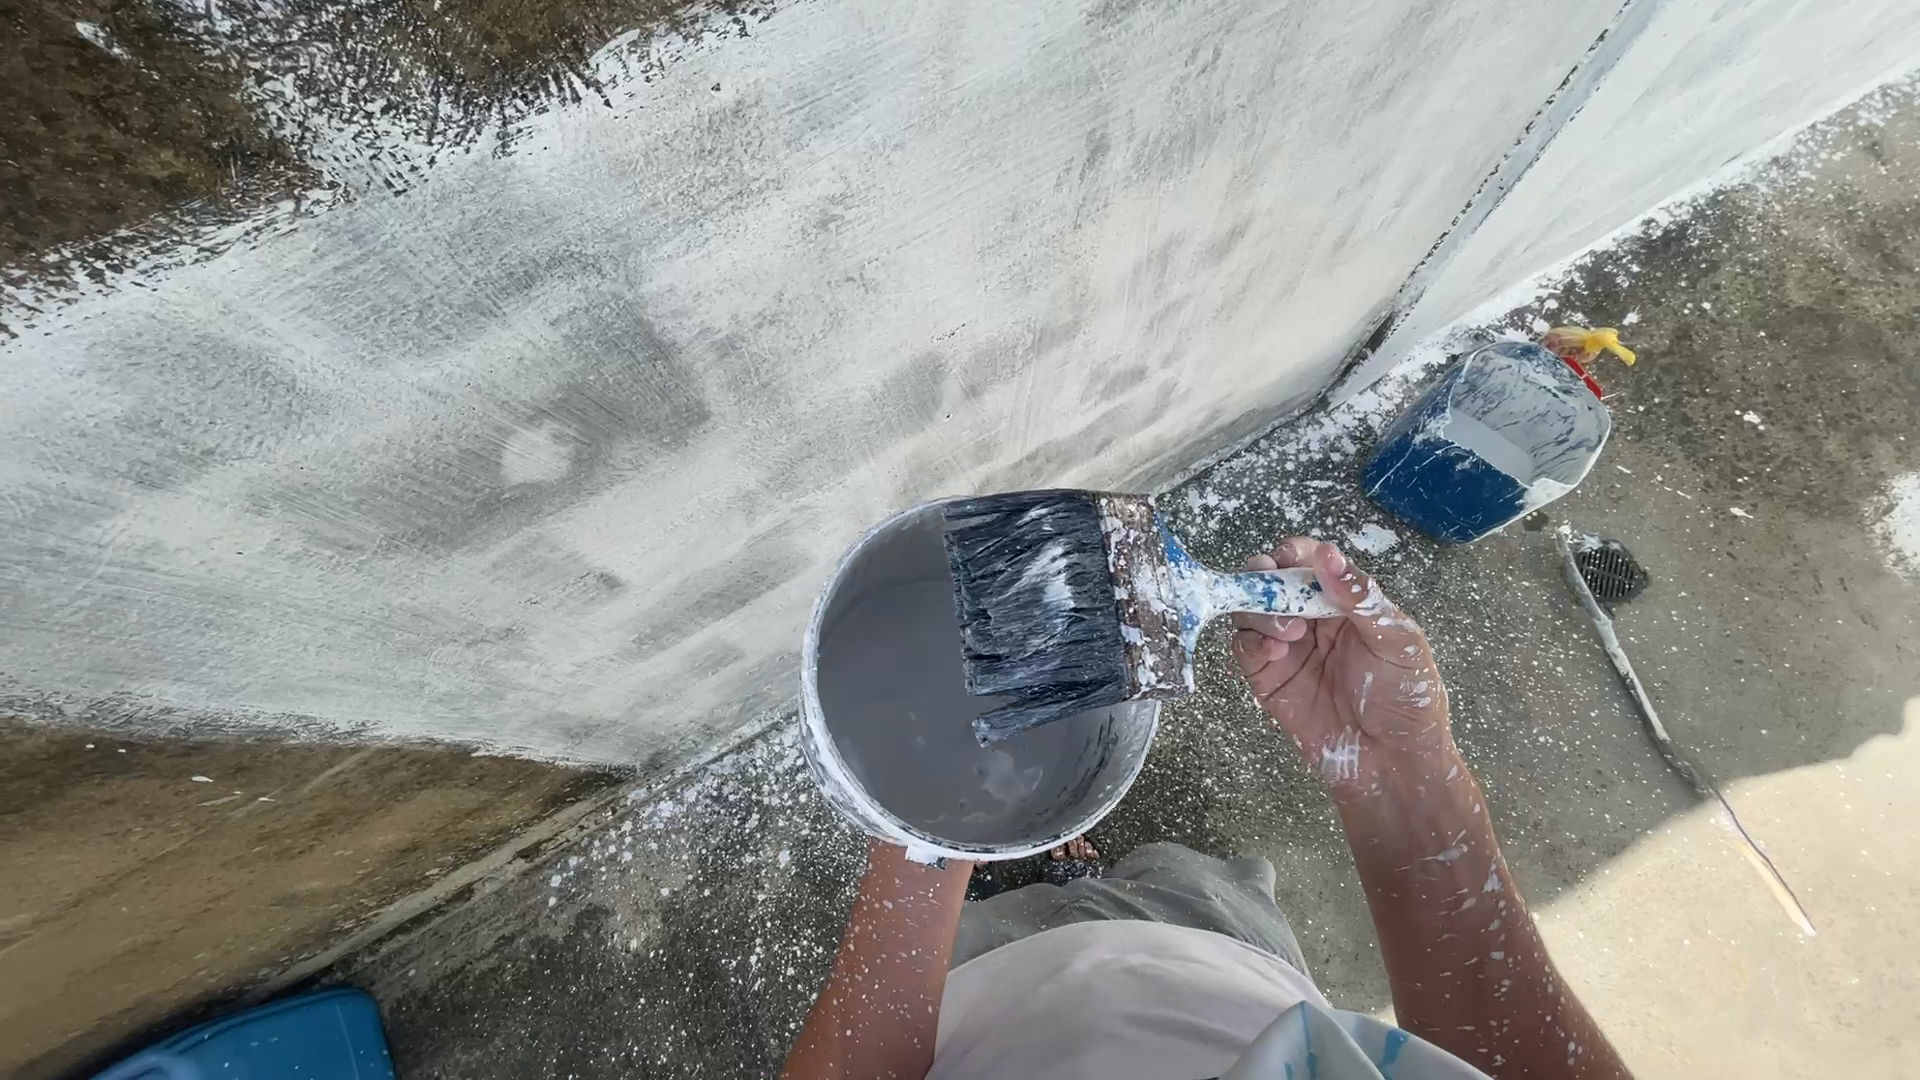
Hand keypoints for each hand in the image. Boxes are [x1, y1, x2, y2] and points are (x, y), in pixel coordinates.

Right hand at [1230, 538, 1452, 802]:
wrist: (1391, 763)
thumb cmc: (1407, 698)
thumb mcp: (1397, 642)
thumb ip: (1361, 598)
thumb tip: (1327, 553)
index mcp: (1341, 601)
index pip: (1307, 561)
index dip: (1293, 553)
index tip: (1289, 558)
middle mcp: (1307, 617)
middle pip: (1268, 580)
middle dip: (1264, 578)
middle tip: (1274, 589)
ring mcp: (1283, 645)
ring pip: (1249, 609)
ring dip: (1259, 610)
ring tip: (1288, 632)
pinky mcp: (1264, 675)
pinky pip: (1242, 646)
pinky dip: (1250, 641)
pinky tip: (1275, 652)